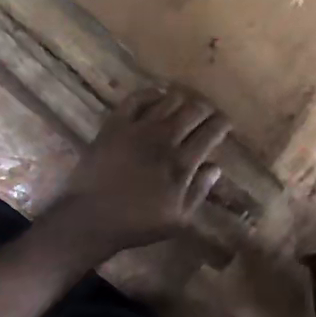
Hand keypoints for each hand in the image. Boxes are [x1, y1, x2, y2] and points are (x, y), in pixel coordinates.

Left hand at [42, 88, 231, 263]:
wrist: (90, 217)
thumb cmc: (137, 223)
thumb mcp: (177, 219)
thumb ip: (198, 191)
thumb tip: (214, 167)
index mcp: (182, 163)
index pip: (211, 132)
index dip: (222, 124)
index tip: (226, 123)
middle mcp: (164, 138)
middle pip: (193, 110)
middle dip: (206, 109)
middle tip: (208, 113)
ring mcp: (138, 128)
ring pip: (168, 100)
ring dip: (182, 99)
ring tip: (186, 103)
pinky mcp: (115, 124)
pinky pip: (136, 98)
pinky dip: (151, 92)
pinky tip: (158, 94)